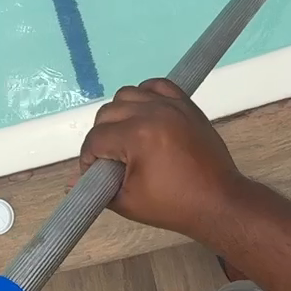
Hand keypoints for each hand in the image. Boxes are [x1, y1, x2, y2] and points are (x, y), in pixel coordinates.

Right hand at [79, 79, 249, 237]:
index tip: (95, 173)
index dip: (89, 158)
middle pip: (107, 113)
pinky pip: (157, 85)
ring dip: (120, 114)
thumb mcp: (128, 202)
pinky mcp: (185, 104)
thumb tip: (72, 182)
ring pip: (127, 94)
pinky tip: (145, 115)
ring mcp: (171, 105)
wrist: (218, 201)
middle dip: (102, 136)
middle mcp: (152, 113)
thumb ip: (97, 188)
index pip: (96, 139)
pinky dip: (146, 95)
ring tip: (127, 138)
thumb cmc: (173, 205)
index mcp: (137, 136)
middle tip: (111, 160)